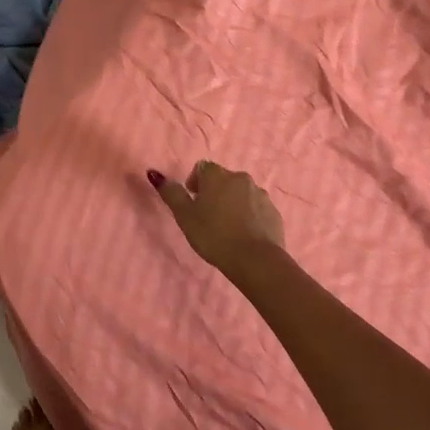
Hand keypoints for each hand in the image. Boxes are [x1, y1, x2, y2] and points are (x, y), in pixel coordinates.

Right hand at [149, 160, 285, 275]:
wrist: (255, 260)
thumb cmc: (214, 235)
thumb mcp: (185, 216)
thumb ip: (171, 193)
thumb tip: (155, 174)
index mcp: (217, 175)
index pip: (202, 169)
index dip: (195, 184)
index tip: (193, 203)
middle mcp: (240, 178)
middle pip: (223, 180)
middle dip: (215, 193)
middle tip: (208, 217)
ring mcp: (261, 194)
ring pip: (241, 194)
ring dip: (233, 204)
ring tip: (227, 228)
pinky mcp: (274, 213)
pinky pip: (257, 209)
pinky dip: (249, 216)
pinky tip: (244, 235)